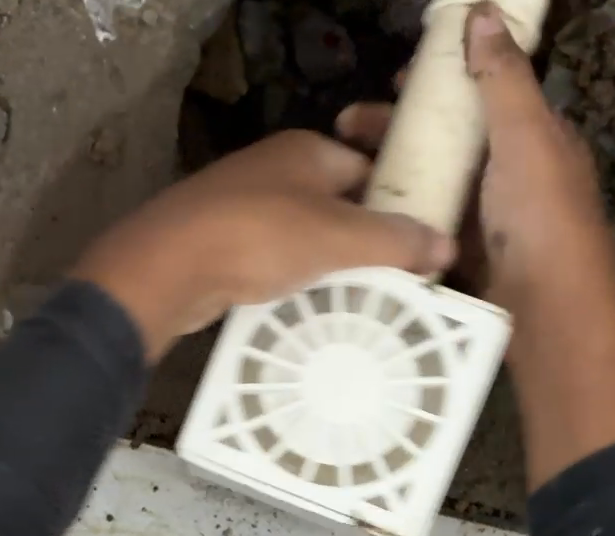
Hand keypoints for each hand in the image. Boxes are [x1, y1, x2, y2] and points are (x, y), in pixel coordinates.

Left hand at [69, 130, 456, 362]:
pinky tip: (297, 305)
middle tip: (390, 279)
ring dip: (320, 264)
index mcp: (306, 150)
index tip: (416, 243)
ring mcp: (238, 208)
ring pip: (297, 235)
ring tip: (352, 299)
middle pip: (332, 203)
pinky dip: (284, 280)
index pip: (367, 168)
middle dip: (358, 239)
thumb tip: (445, 247)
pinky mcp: (215, 247)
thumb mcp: (338, 237)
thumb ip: (393, 241)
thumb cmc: (258, 236)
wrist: (169, 268)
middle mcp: (271, 171)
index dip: (395, 202)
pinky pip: (265, 261)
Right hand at [337, 1, 614, 488]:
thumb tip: (480, 14)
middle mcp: (500, 175)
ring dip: (382, 170)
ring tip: (336, 169)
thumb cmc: (541, 217)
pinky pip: (413, 222)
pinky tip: (353, 213)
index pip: (480, 95)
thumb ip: (502, 81)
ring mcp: (472, 217)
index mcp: (528, 138)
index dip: (439, 81)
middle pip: (441, 139)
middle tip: (344, 126)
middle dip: (393, 128)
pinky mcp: (448, 252)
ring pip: (422, 181)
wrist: (541, 308)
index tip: (394, 80)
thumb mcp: (526, 138)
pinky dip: (386, 214)